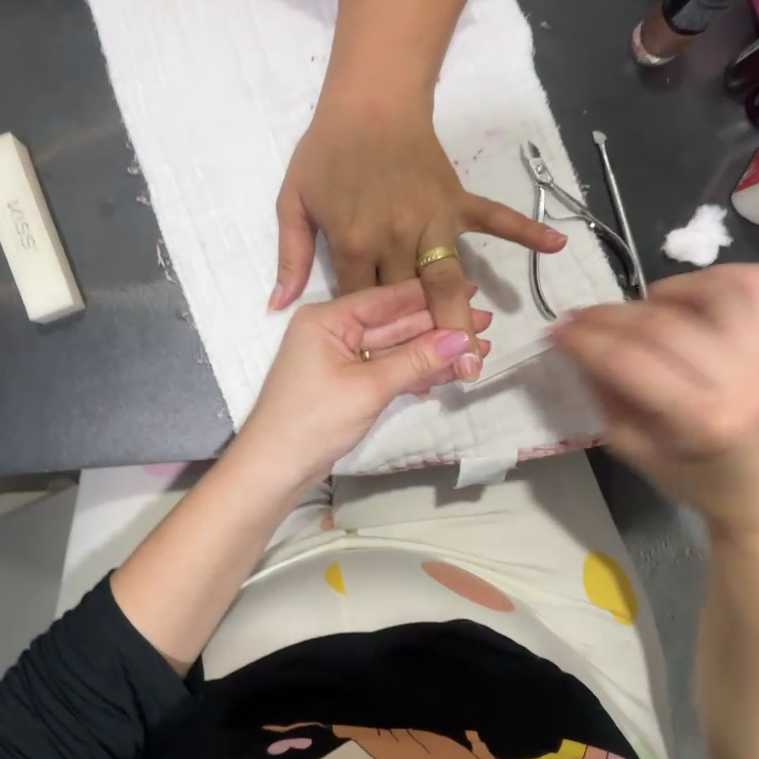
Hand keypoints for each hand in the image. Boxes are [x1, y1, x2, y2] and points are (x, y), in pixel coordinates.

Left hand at [238, 281, 491, 484]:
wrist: (273, 469)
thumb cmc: (313, 421)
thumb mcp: (369, 388)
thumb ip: (416, 360)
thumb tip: (463, 339)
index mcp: (327, 318)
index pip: (388, 298)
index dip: (430, 295)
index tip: (469, 289)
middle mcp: (332, 330)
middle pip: (394, 323)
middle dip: (438, 326)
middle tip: (485, 322)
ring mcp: (338, 358)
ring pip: (393, 348)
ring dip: (432, 352)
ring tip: (478, 349)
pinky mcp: (344, 383)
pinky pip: (385, 369)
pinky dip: (413, 372)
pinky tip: (447, 372)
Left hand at [270, 104, 565, 380]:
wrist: (367, 100)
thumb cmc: (325, 153)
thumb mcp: (293, 204)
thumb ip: (291, 257)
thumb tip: (278, 303)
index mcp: (354, 243)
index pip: (363, 302)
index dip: (372, 338)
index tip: (383, 372)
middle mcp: (396, 238)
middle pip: (411, 302)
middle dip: (427, 343)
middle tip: (447, 380)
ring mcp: (431, 219)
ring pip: (449, 277)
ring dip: (464, 315)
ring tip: (479, 355)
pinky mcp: (456, 200)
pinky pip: (493, 217)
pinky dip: (523, 230)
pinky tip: (556, 245)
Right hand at [549, 265, 758, 537]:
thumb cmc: (694, 478)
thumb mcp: (633, 447)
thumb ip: (605, 393)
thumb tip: (577, 346)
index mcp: (703, 421)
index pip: (629, 360)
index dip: (584, 339)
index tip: (556, 332)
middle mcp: (746, 382)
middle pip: (663, 324)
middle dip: (609, 316)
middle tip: (581, 318)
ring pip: (715, 292)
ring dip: (666, 291)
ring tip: (644, 307)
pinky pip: (757, 285)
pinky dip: (717, 279)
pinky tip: (691, 297)